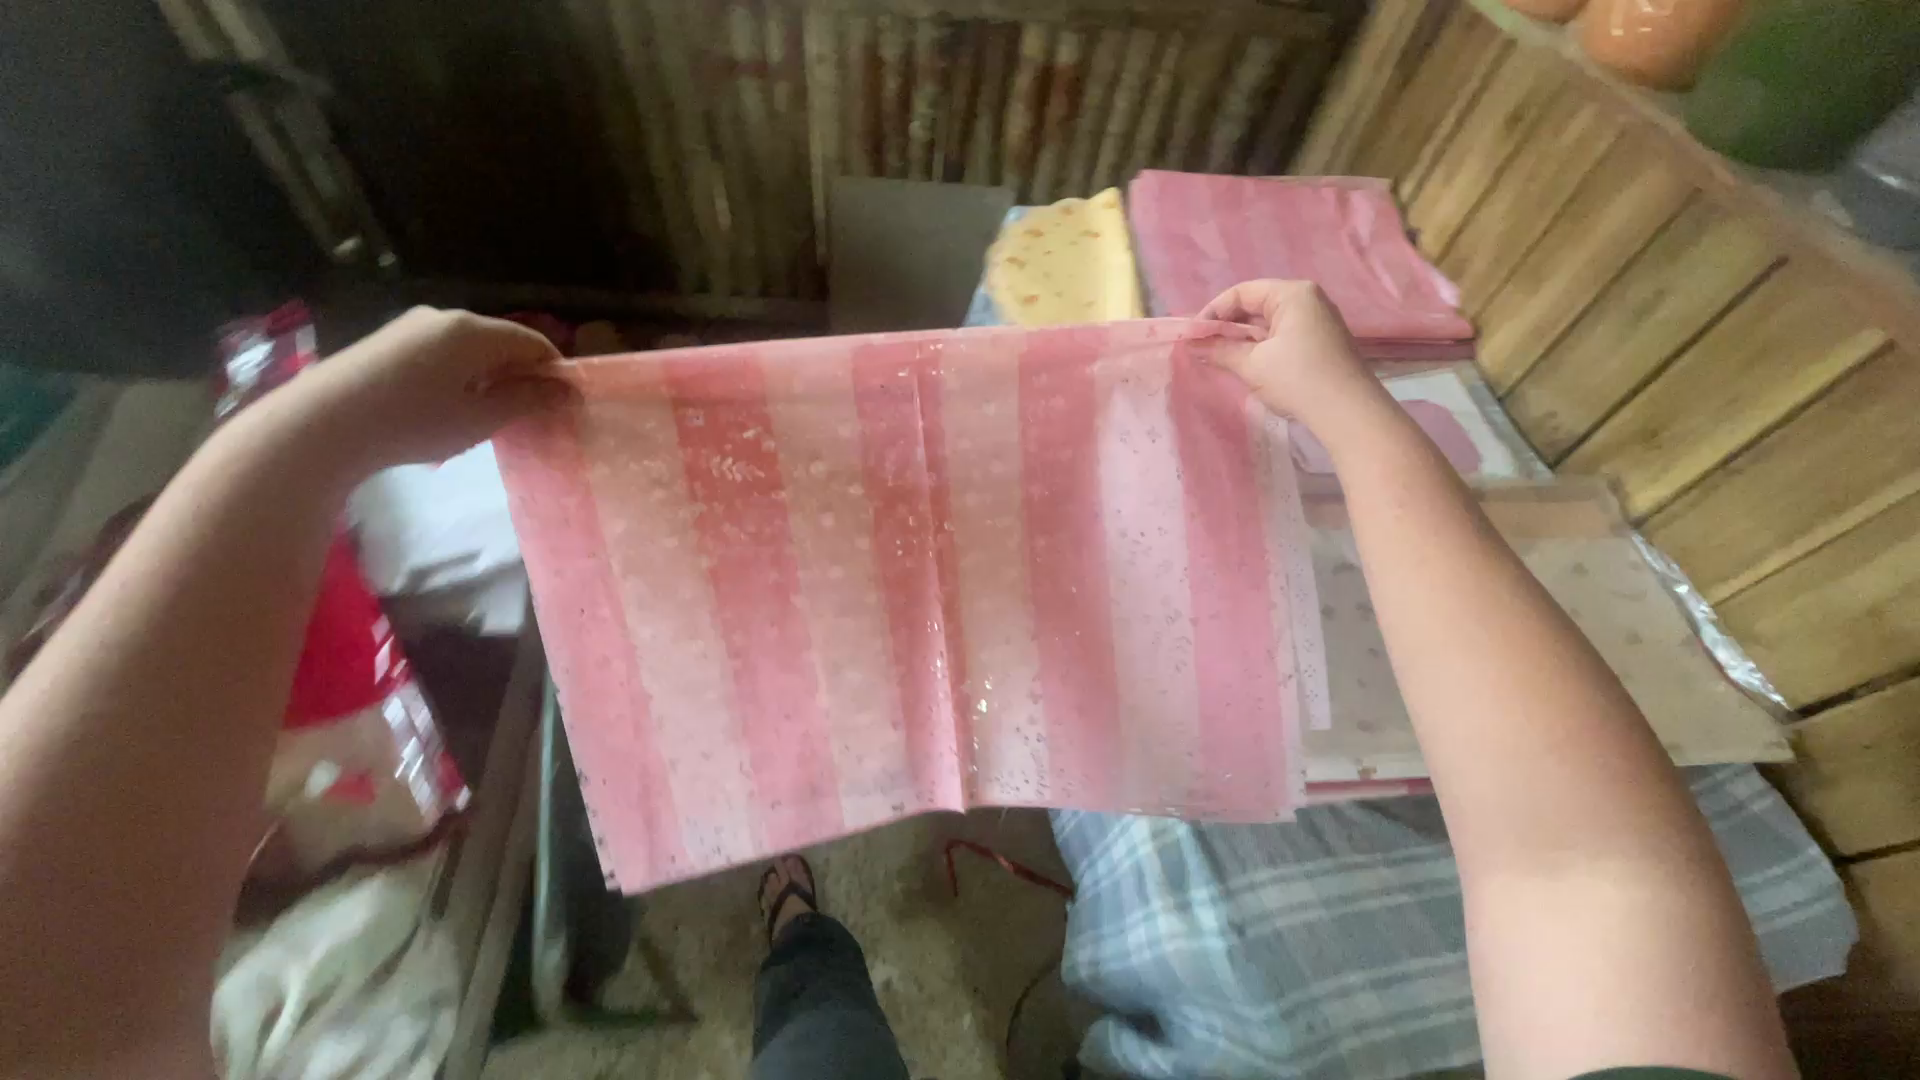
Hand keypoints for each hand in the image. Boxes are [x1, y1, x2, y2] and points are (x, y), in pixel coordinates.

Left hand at [289, 307, 570, 469]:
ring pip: (472, 347)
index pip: (534, 343)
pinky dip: (461, 373)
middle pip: (502, 341)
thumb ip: (528, 400)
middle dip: (521, 374)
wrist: (321, 424)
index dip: (553, 372)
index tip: (560, 404)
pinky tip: (448, 405)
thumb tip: (567, 390)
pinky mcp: (390, 341)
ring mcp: (413, 326)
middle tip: (526, 414)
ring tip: (485, 414)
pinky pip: (443, 351)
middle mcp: (446, 317)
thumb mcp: (481, 418)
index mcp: (474, 331)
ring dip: (490, 375)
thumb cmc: (414, 422)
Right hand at [1198, 280, 1372, 420]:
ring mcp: (1315, 320)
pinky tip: (1244, 363)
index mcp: (1292, 294)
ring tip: (1217, 356)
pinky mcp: (1318, 341)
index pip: (1241, 292)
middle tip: (1201, 347)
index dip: (1212, 312)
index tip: (1191, 336)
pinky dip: (1258, 346)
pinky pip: (1279, 335)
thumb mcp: (1252, 364)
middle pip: (1254, 305)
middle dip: (1226, 326)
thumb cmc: (1298, 379)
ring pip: (1266, 322)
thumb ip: (1219, 350)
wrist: (1347, 412)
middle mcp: (1306, 299)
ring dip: (1240, 338)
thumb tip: (1191, 345)